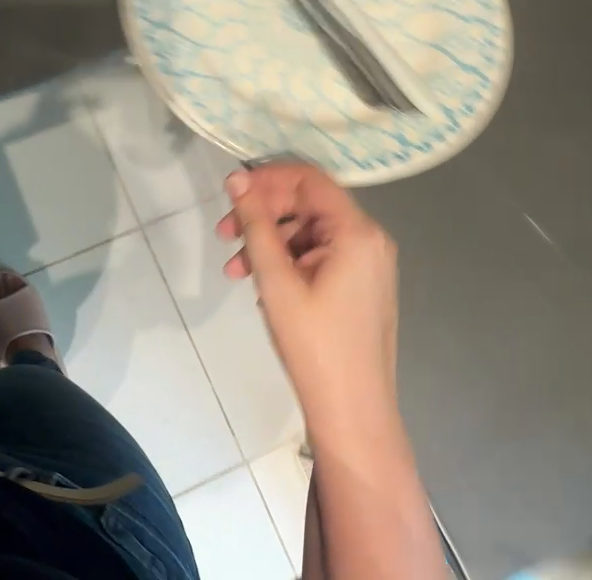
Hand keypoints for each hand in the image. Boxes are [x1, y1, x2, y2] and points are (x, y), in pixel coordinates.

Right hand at [217, 163, 400, 437]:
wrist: (352, 412)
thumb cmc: (314, 344)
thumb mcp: (276, 280)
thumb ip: (256, 223)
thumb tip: (237, 178)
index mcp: (357, 232)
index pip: (308, 180)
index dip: (266, 179)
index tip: (229, 194)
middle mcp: (369, 240)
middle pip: (307, 205)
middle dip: (262, 215)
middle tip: (222, 234)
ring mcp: (367, 264)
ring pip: (307, 232)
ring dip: (268, 242)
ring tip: (235, 272)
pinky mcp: (359, 285)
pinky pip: (317, 255)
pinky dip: (286, 262)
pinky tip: (260, 285)